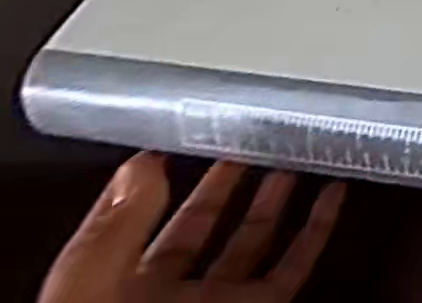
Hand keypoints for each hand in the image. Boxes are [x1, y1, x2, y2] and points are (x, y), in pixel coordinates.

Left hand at [40, 153, 344, 302]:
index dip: (160, 182)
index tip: (190, 136)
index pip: (135, 225)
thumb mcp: (89, 301)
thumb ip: (108, 240)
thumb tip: (137, 166)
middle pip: (201, 227)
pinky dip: (321, 223)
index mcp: (109, 295)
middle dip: (229, 181)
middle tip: (257, 135)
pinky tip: (332, 194)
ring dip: (278, 195)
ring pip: (255, 238)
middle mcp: (164, 298)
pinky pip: (298, 261)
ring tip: (298, 153)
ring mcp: (220, 302)